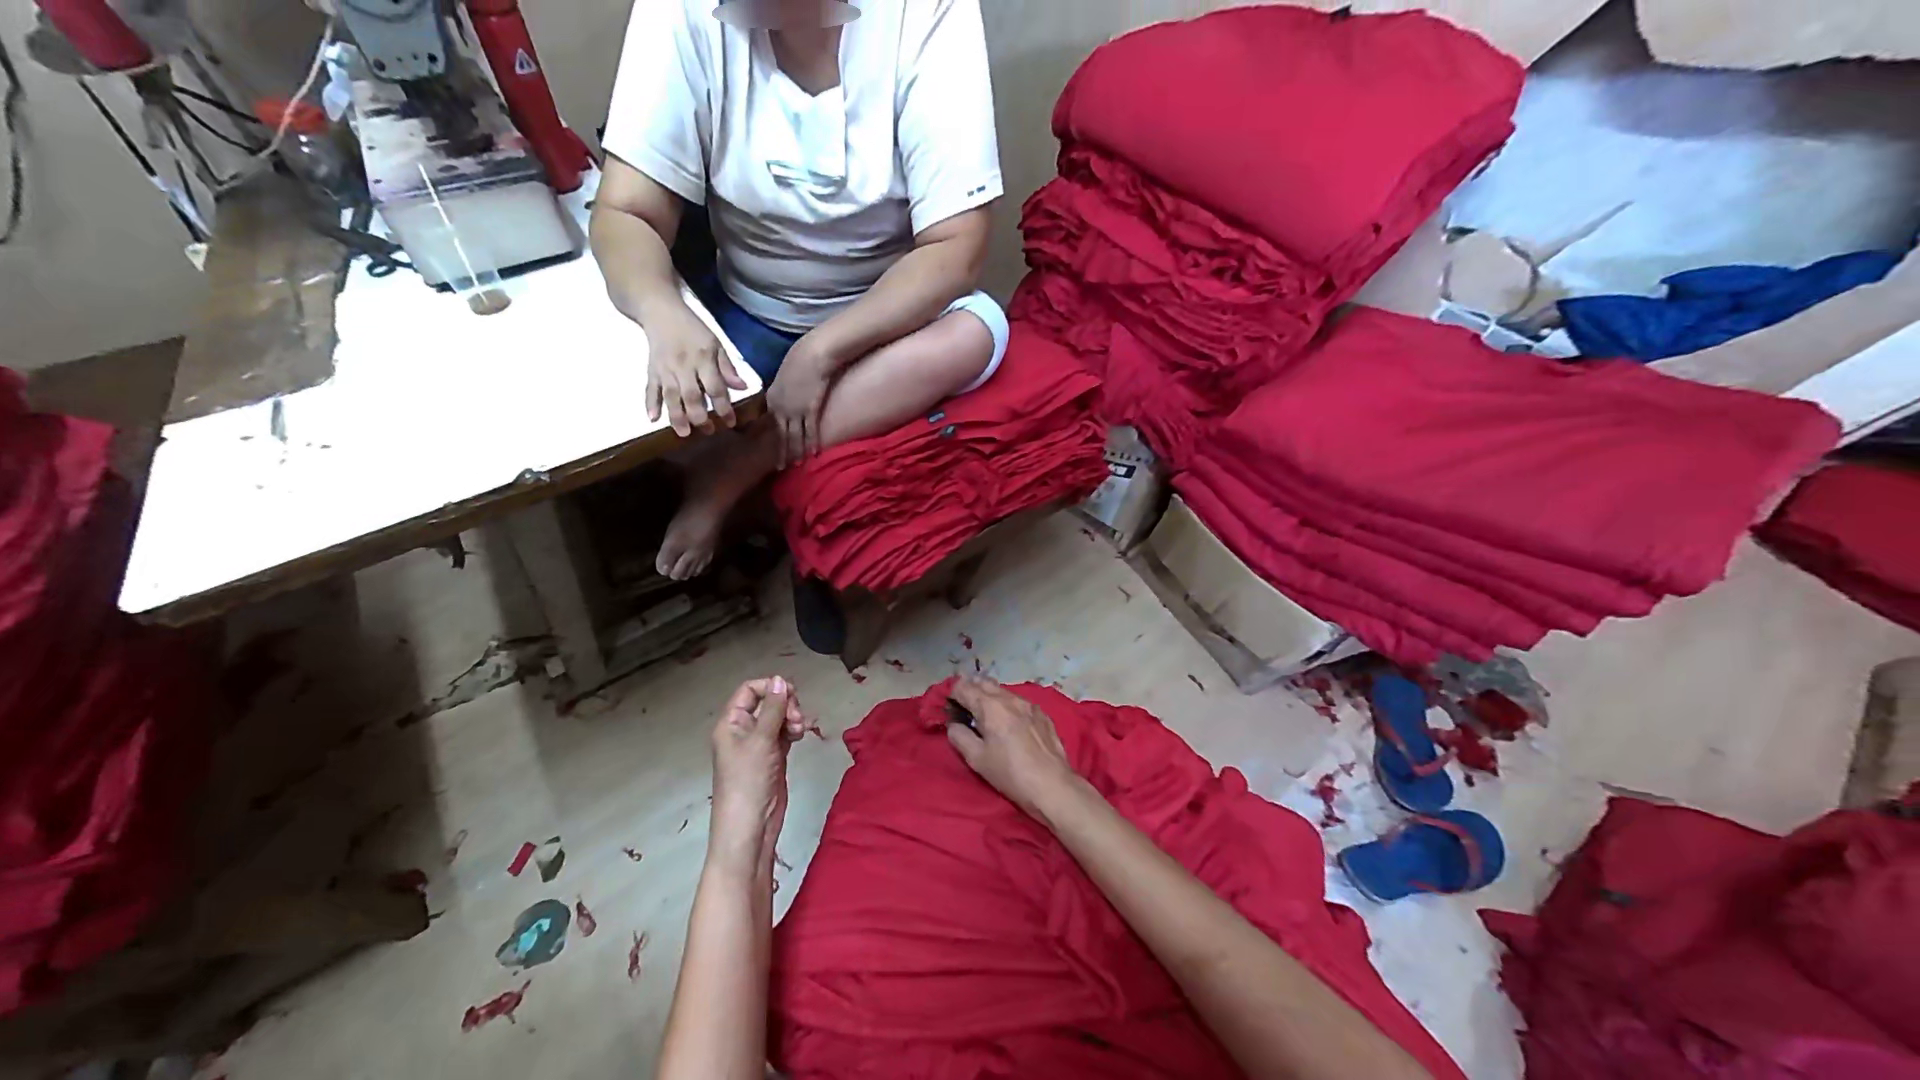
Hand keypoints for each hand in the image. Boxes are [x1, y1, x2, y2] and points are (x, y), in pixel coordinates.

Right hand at [644, 304, 747, 436]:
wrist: (660, 311)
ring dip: (677, 417)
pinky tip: (653, 419)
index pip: (715, 388)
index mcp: (703, 359)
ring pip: (670, 396)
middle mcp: (683, 366)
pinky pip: (650, 388)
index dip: (723, 407)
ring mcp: (665, 369)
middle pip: (691, 396)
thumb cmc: (693, 329)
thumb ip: (727, 367)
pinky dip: (650, 404)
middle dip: (700, 417)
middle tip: (709, 431)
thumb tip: (742, 387)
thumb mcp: (716, 343)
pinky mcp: (651, 370)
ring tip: (684, 434)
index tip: (730, 422)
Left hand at [708, 676, 808, 875]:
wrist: (751, 826)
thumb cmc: (748, 781)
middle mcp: (743, 731)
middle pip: (767, 702)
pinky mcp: (773, 757)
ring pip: (779, 717)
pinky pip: (785, 733)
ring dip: (792, 718)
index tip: (790, 695)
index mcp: (731, 723)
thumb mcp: (760, 740)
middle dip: (785, 704)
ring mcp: (759, 745)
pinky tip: (800, 736)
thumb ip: (773, 709)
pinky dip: (794, 730)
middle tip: (796, 719)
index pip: (750, 691)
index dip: (770, 688)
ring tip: (799, 730)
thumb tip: (780, 679)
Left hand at [767, 337, 833, 467]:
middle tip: (780, 467)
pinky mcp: (810, 411)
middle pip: (780, 434)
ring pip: (794, 436)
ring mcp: (795, 411)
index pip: (771, 422)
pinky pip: (810, 431)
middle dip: (781, 451)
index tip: (773, 447)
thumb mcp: (785, 375)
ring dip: (795, 452)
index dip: (772, 436)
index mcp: (772, 398)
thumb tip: (789, 396)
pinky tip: (812, 454)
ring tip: (796, 464)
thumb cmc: (801, 359)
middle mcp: (780, 407)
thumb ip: (785, 389)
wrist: (813, 355)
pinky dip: (811, 443)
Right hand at [945, 676, 1085, 822]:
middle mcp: (1010, 698)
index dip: (952, 694)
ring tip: (985, 715)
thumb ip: (959, 736)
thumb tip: (954, 724)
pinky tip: (1010, 722)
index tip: (949, 708)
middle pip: (983, 682)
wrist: (1052, 785)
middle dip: (970, 689)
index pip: (963, 687)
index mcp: (990, 706)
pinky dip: (1008, 706)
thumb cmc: (1010, 773)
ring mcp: (1029, 704)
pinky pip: (1019, 702)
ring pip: (1003, 690)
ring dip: (990, 696)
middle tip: (963, 707)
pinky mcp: (1042, 714)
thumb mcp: (977, 759)